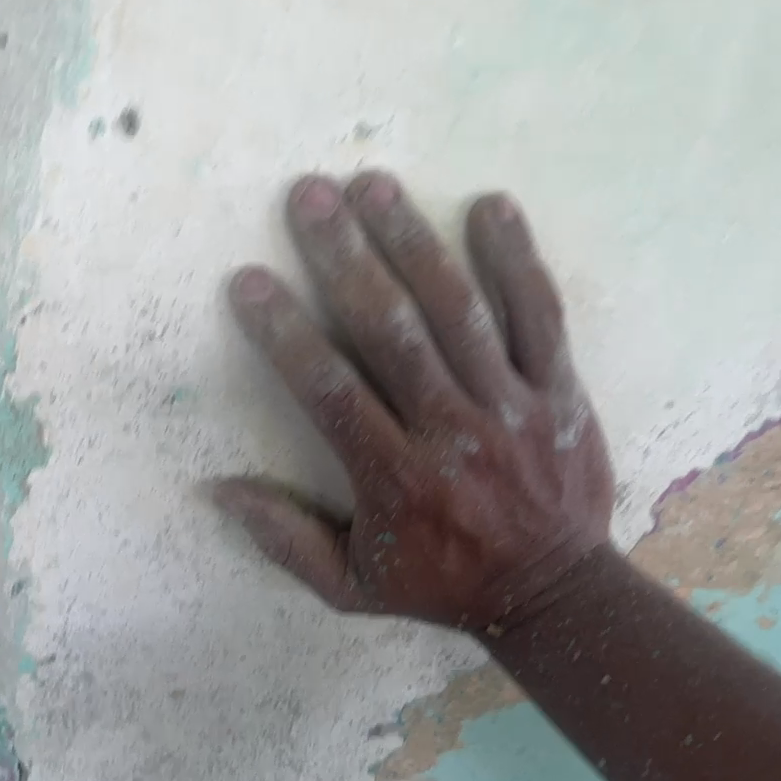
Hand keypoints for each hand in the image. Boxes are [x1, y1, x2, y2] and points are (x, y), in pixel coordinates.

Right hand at [215, 172, 614, 631]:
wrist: (555, 596)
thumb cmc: (439, 583)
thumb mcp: (349, 586)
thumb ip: (285, 538)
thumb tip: (218, 490)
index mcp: (394, 478)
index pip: (329, 392)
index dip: (285, 334)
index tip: (249, 282)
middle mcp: (450, 432)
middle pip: (392, 332)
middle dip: (345, 259)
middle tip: (308, 196)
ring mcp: (512, 406)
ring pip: (460, 311)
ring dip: (413, 241)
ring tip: (373, 184)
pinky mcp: (562, 392)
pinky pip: (541, 316)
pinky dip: (517, 260)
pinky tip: (489, 206)